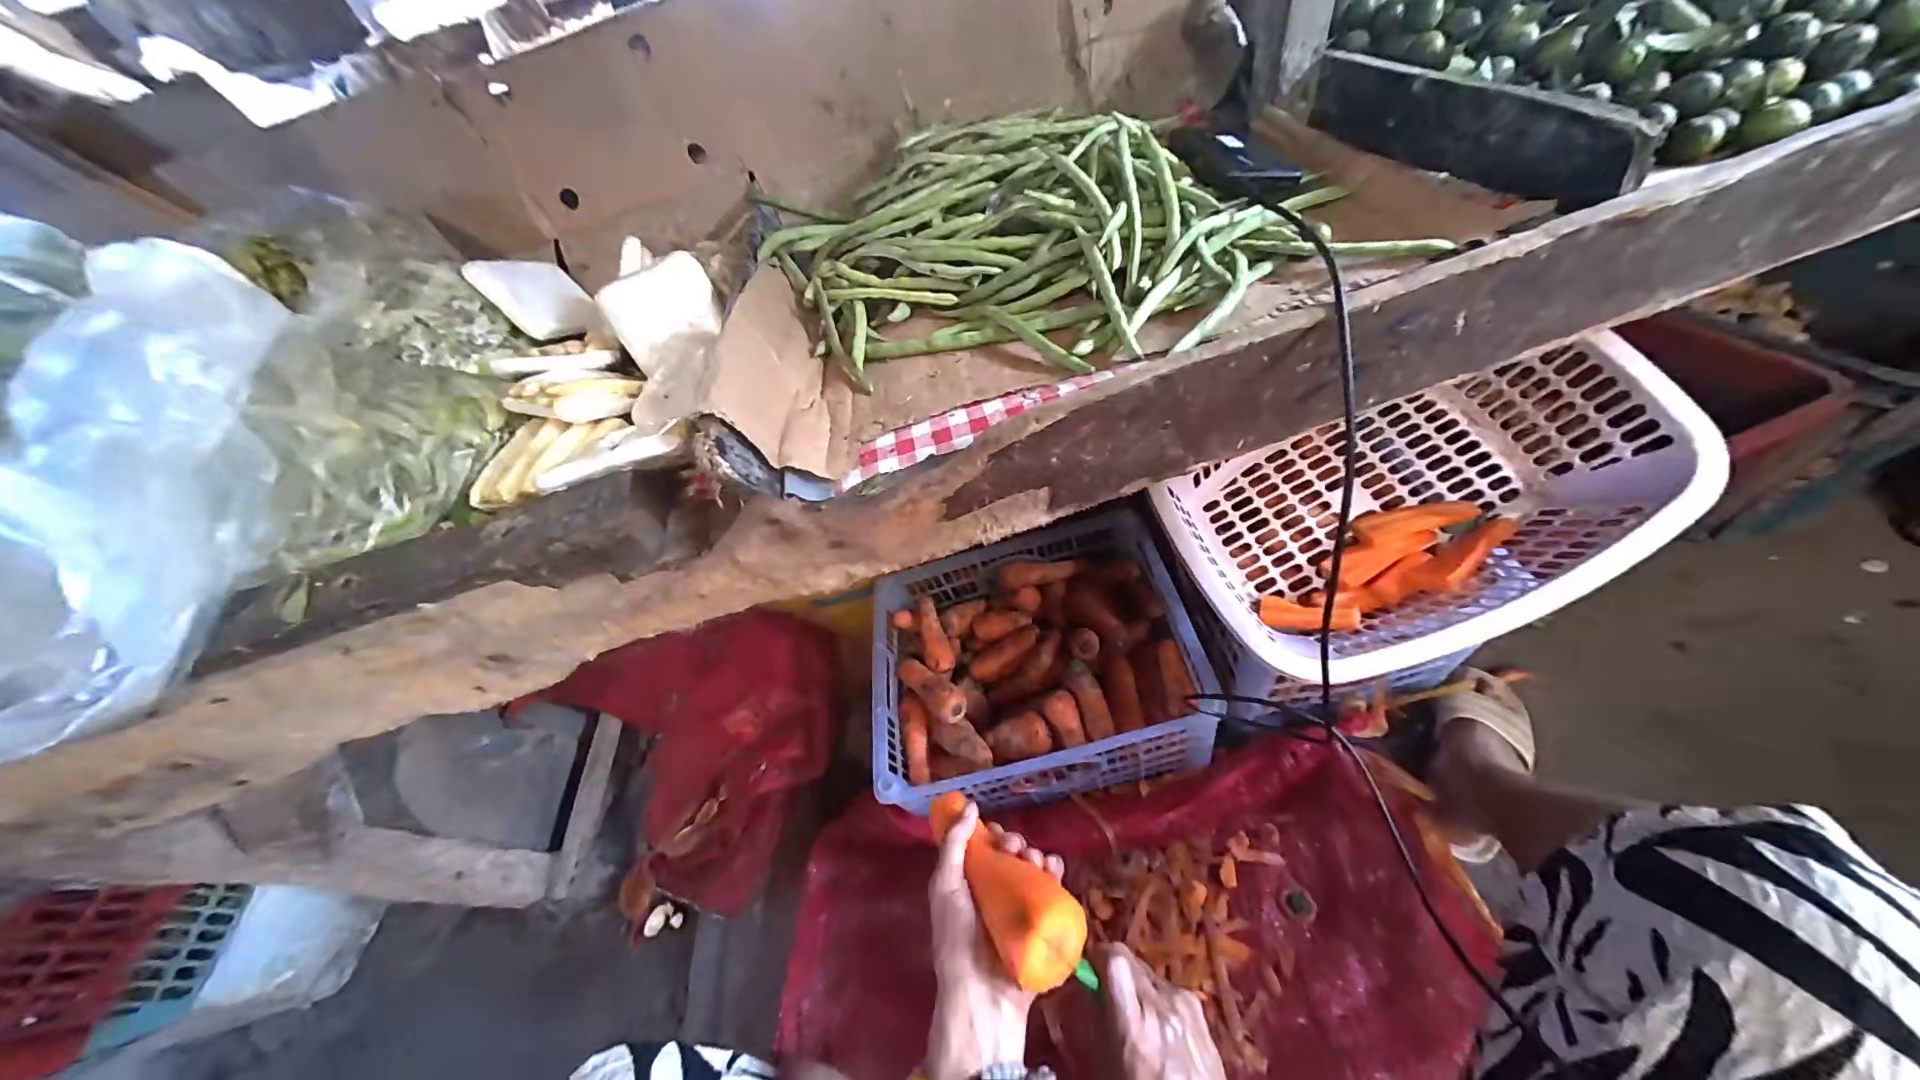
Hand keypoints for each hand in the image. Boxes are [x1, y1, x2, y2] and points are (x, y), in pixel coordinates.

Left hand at [925, 800, 1063, 1079]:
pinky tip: (1055, 868)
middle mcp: (996, 893)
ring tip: (1036, 861)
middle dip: (1016, 844)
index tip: (996, 831)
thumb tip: (969, 805)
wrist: (982, 994)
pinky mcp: (1042, 924)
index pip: (985, 849)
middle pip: (1012, 856)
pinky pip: (1054, 892)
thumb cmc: (957, 938)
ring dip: (1037, 856)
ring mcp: (1020, 909)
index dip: (992, 835)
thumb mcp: (945, 886)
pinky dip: (1056, 875)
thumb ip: (954, 845)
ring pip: (1034, 870)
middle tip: (1016, 848)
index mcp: (970, 883)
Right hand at [1101, 944, 1226, 1079]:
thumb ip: (1098, 1019)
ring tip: (1135, 1011)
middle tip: (1107, 987)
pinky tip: (1159, 1023)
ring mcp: (1185, 1006)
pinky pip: (1169, 988)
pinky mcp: (1200, 1011)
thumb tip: (1089, 984)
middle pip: (1132, 960)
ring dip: (1137, 982)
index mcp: (1135, 1024)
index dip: (1099, 955)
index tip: (1089, 964)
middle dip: (1115, 968)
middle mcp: (1162, 1005)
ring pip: (1149, 973)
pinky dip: (1157, 996)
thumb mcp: (1109, 1063)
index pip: (1116, 959)